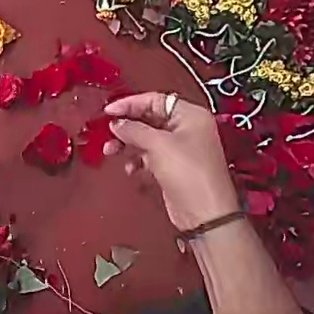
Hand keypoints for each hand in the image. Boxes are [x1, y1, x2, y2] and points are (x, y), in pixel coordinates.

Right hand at [103, 92, 240, 231]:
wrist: (204, 213)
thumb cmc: (192, 175)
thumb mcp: (159, 145)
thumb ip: (134, 130)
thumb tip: (117, 123)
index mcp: (191, 115)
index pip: (156, 100)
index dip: (131, 103)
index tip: (110, 110)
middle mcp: (188, 129)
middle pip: (150, 119)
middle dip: (127, 126)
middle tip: (108, 131)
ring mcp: (181, 149)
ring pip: (147, 139)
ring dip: (128, 144)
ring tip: (111, 150)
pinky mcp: (174, 167)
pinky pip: (150, 156)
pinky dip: (138, 160)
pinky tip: (130, 167)